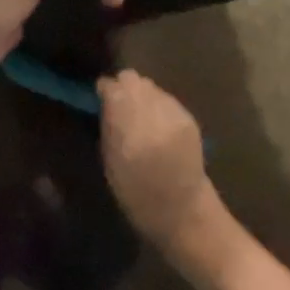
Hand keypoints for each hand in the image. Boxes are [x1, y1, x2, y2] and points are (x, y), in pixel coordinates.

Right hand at [98, 70, 218, 247]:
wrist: (182, 211)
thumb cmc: (136, 194)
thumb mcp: (110, 161)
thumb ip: (108, 125)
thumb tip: (105, 101)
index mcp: (127, 123)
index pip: (112, 86)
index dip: (105, 91)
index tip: (100, 100)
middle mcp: (152, 109)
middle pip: (132, 78)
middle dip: (123, 89)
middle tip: (119, 107)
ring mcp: (173, 111)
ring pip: (150, 86)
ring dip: (141, 96)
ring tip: (140, 117)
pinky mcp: (188, 116)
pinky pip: (166, 99)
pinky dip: (158, 106)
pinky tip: (157, 126)